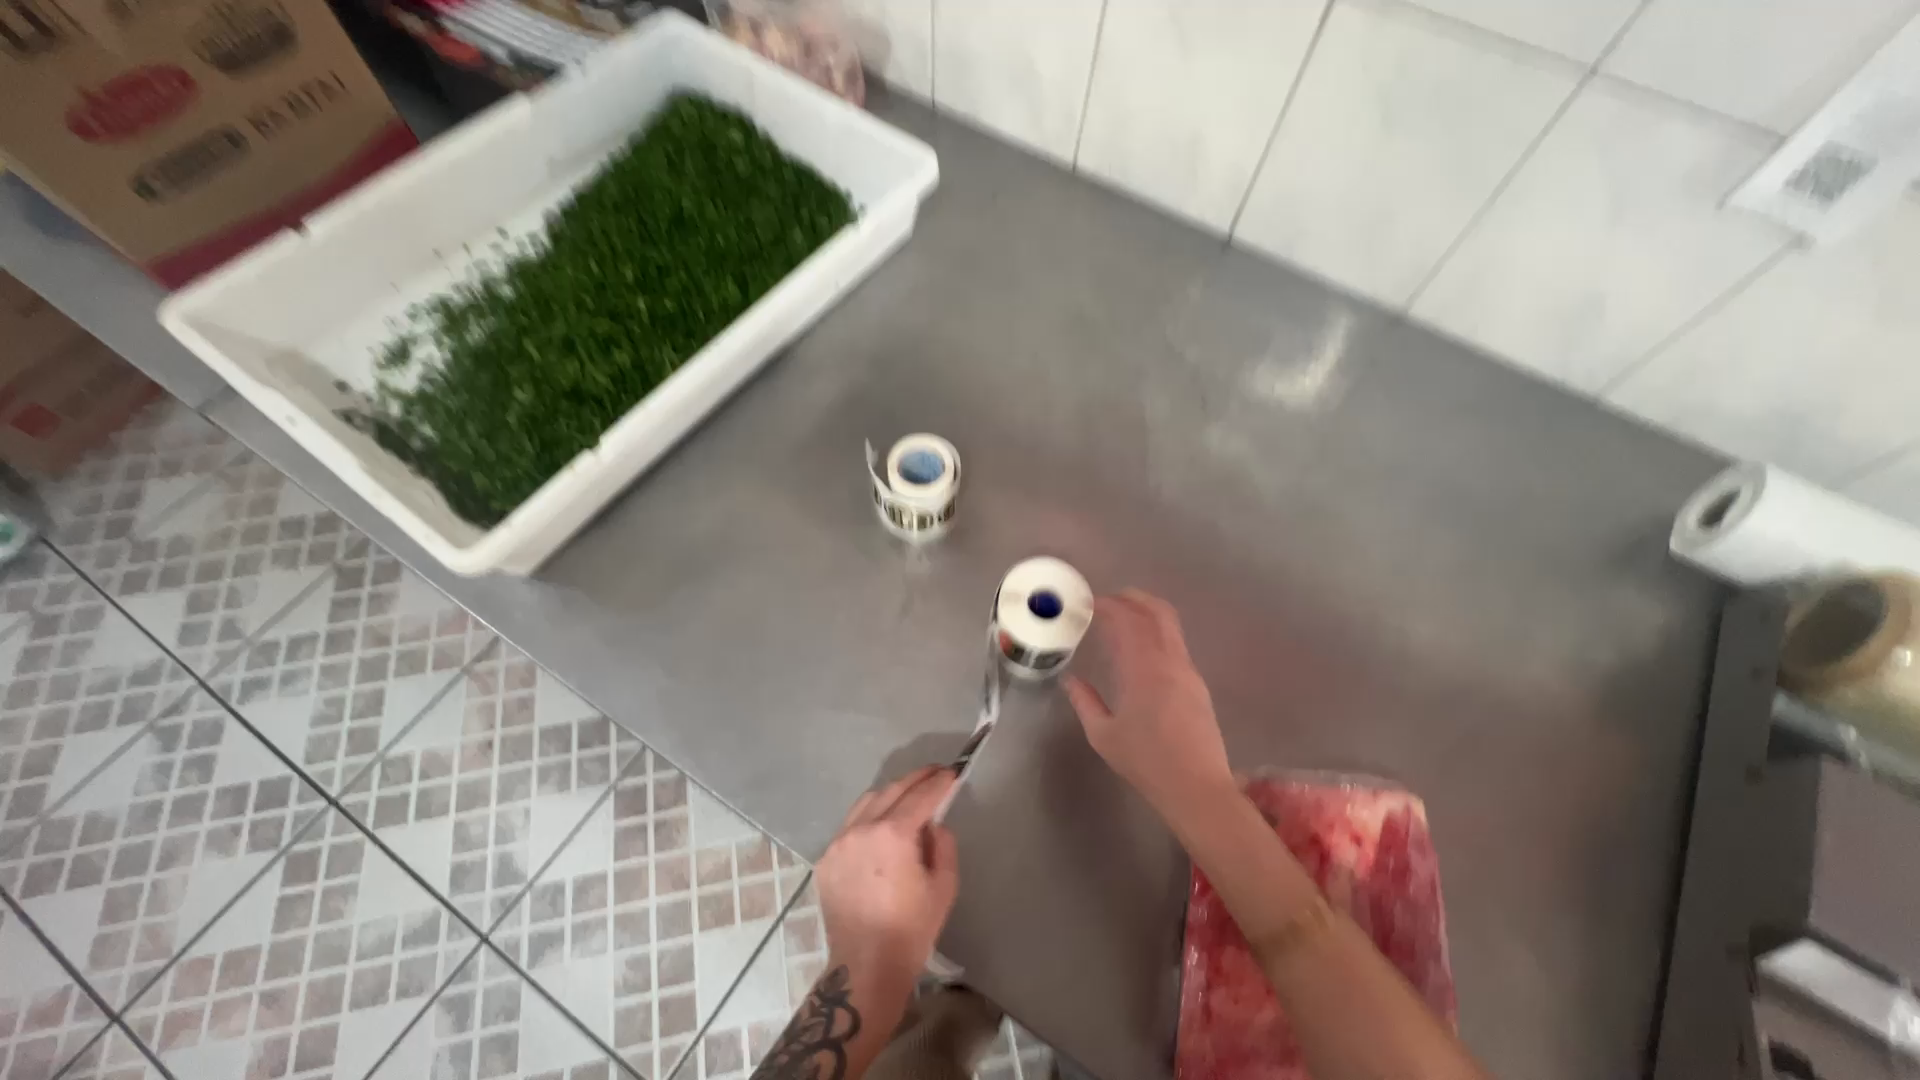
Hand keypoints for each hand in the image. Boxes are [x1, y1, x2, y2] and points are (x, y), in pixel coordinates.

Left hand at [815, 765, 960, 985]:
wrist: (866, 965)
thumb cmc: (912, 929)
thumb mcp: (944, 886)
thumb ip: (943, 845)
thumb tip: (933, 825)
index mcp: (893, 834)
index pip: (921, 796)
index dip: (939, 782)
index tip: (952, 773)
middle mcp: (862, 829)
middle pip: (892, 790)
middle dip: (916, 779)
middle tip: (935, 773)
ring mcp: (839, 843)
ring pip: (866, 803)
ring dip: (890, 794)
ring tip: (908, 796)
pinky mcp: (826, 859)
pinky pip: (850, 826)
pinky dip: (869, 818)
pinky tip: (881, 828)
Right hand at [1065, 590, 1234, 821]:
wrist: (1197, 787)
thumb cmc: (1146, 763)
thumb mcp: (1104, 736)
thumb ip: (1085, 703)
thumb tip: (1071, 681)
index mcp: (1144, 670)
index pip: (1127, 622)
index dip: (1107, 606)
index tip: (1088, 603)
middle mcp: (1170, 662)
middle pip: (1157, 613)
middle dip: (1132, 599)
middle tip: (1108, 600)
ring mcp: (1188, 672)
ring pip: (1171, 627)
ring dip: (1147, 613)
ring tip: (1124, 618)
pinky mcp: (1197, 684)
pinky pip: (1175, 645)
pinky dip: (1156, 634)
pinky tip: (1142, 649)